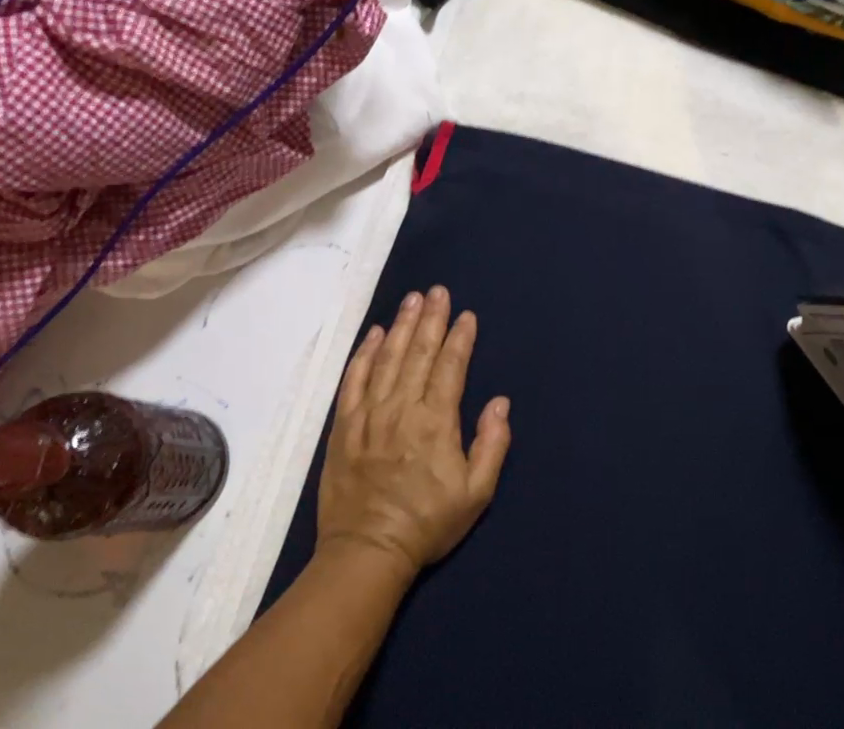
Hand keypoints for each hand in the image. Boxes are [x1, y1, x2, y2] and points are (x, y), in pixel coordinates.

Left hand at [316, 287, 510, 578]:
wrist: (367, 552)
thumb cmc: (428, 523)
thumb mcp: (476, 493)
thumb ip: (492, 444)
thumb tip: (500, 402)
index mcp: (437, 422)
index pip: (450, 367)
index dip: (459, 338)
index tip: (466, 315)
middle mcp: (402, 409)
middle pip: (417, 354)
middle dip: (430, 320)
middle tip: (436, 291)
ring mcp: (369, 415)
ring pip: (386, 359)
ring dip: (400, 326)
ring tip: (411, 300)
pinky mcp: (344, 427)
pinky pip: (353, 381)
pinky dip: (363, 355)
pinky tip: (373, 335)